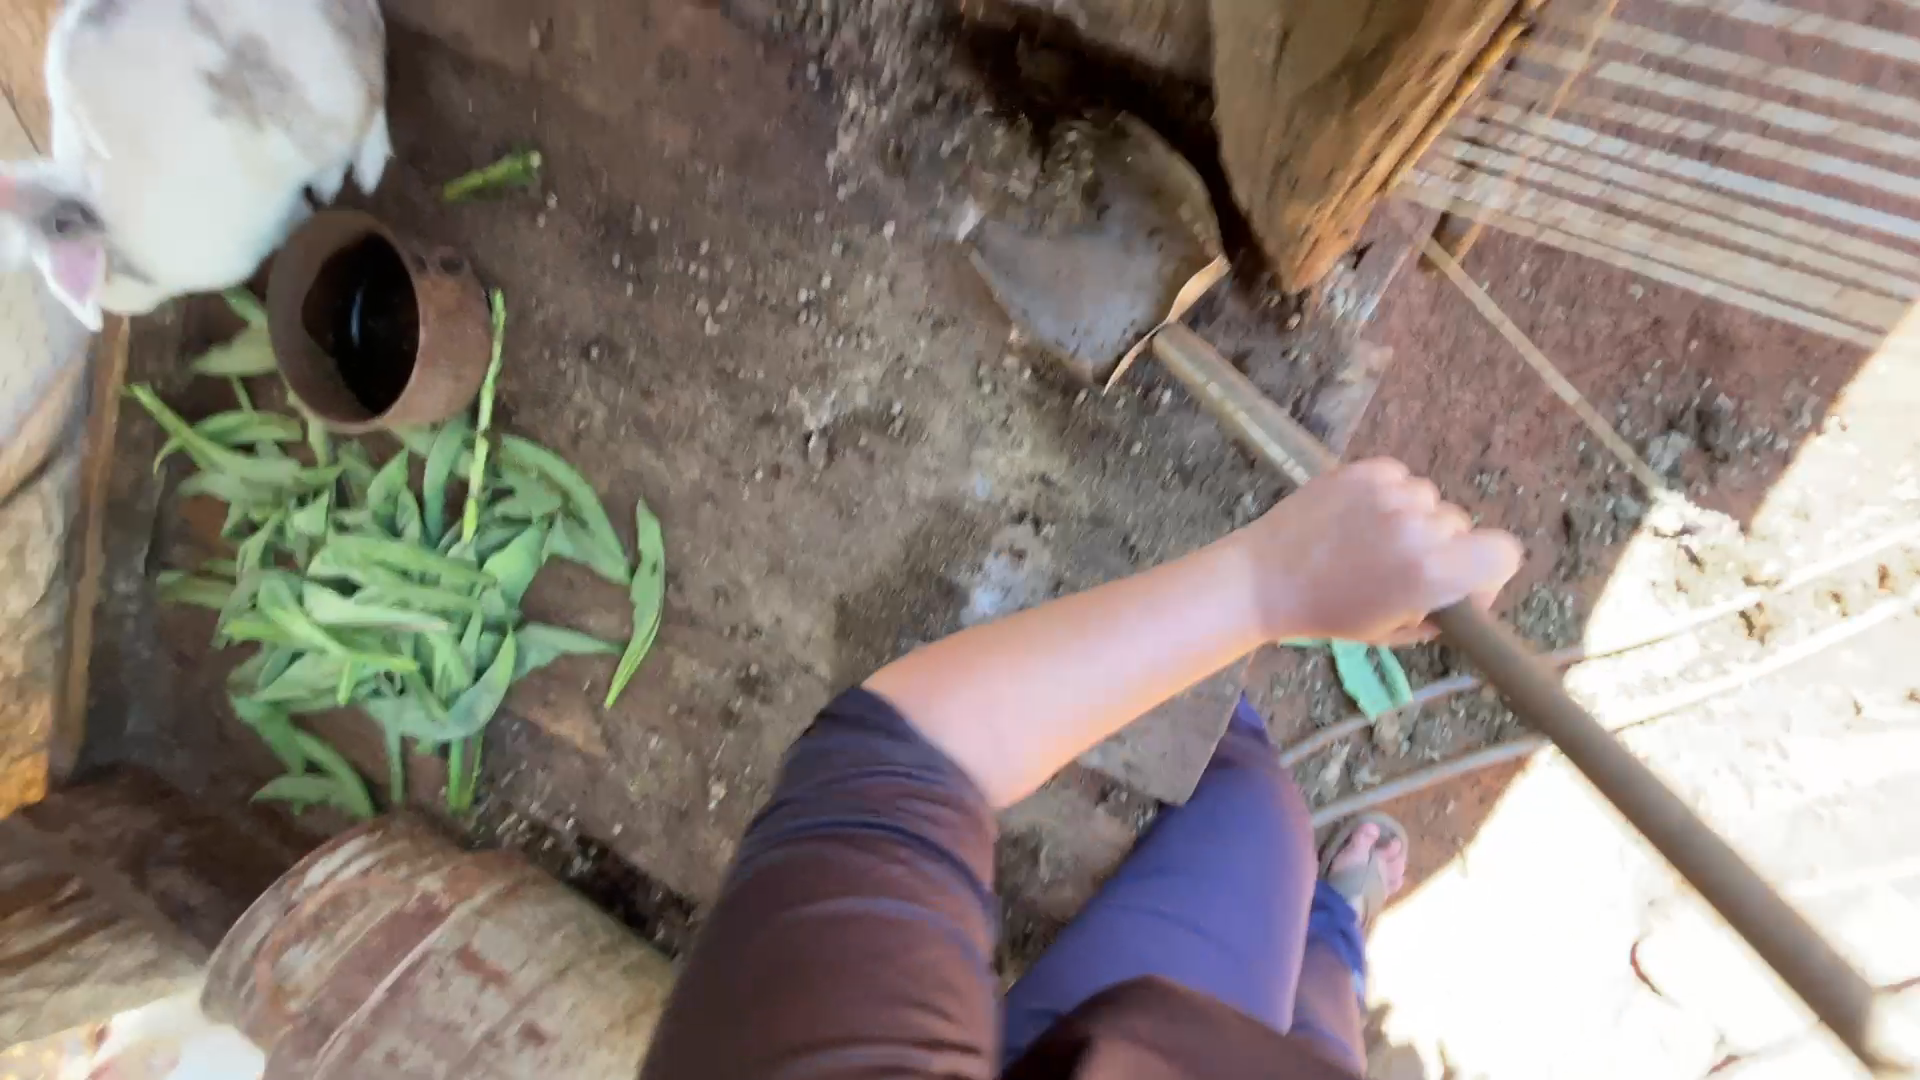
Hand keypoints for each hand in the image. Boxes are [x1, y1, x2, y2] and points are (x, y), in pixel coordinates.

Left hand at [1236, 458, 1523, 643]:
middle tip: (1397, 564)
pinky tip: (1355, 516)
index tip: (1454, 582)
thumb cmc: (1326, 613)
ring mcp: (1387, 493)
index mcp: (1433, 571)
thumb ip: (1440, 612)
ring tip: (1367, 539)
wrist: (1262, 580)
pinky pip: (1397, 477)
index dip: (1485, 571)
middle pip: (1460, 525)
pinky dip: (1385, 493)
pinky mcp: (1359, 471)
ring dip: (1409, 517)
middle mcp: (1417, 526)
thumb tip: (1463, 596)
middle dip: (1439, 546)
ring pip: (1426, 499)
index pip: (1504, 553)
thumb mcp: (1392, 631)